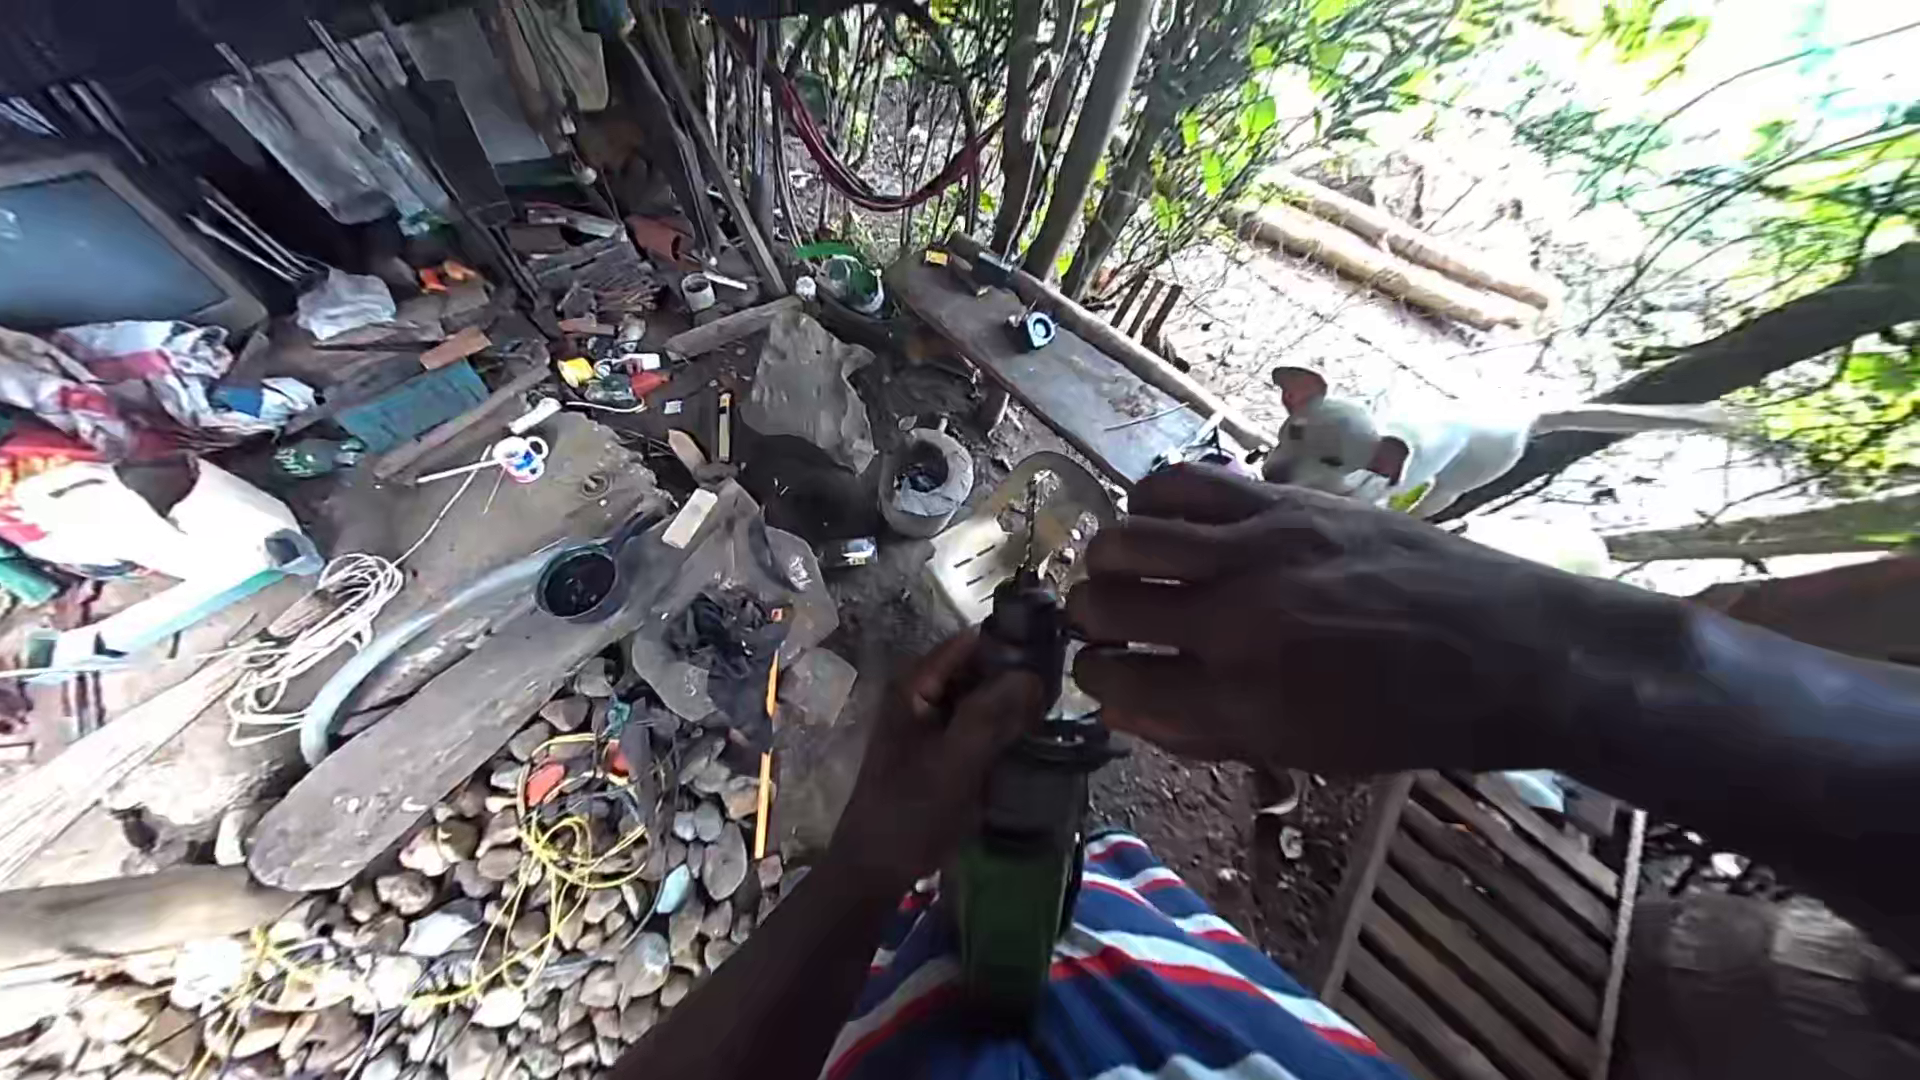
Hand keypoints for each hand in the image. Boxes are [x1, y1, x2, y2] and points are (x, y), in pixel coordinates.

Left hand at [827, 630, 1041, 894]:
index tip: (1051, 655)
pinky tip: (1030, 736)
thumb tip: (1032, 674)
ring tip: (1051, 710)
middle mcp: (922, 693)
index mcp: (915, 685)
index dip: (1009, 645)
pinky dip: (1001, 726)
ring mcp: (931, 720)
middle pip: (976, 668)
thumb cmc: (910, 812)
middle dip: (1014, 676)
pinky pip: (978, 723)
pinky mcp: (942, 746)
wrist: (876, 869)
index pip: (969, 643)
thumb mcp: (953, 762)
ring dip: (1011, 703)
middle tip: (1058, 689)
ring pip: (980, 696)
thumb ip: (990, 715)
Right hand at [1066, 465, 1627, 774]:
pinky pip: (1180, 483)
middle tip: (1100, 618)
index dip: (1092, 678)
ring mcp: (1255, 551)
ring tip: (1123, 568)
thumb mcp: (1295, 752)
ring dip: (1107, 559)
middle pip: (1104, 603)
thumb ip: (1192, 733)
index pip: (1115, 683)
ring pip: (1126, 538)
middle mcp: (1234, 621)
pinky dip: (1151, 502)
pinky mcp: (1279, 502)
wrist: (1514, 650)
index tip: (1098, 669)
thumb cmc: (1400, 718)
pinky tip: (1163, 521)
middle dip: (1084, 616)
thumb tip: (1113, 710)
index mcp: (1240, 699)